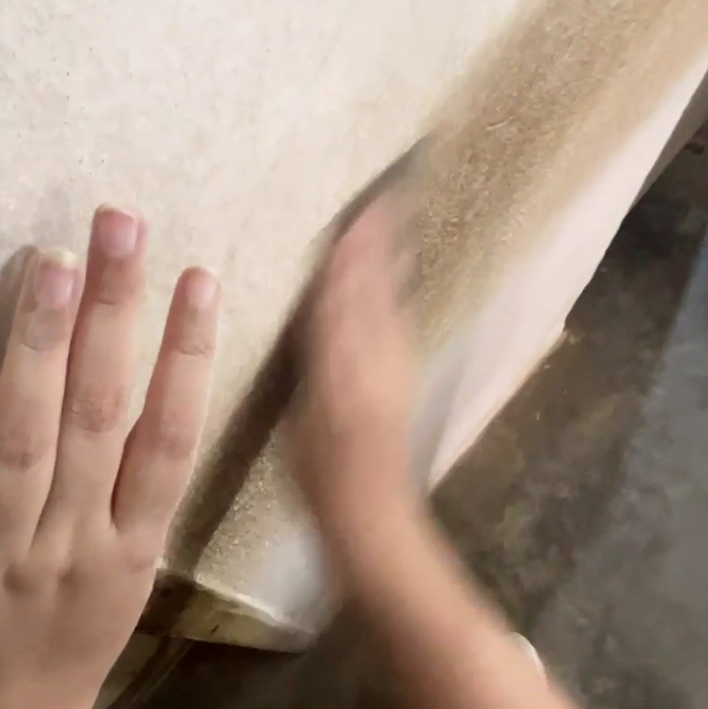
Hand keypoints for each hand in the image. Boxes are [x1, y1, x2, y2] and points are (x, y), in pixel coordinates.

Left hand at [0, 205, 219, 708]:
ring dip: (39, 354)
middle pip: (100, 419)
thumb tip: (156, 369)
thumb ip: (144, 474)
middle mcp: (78, 542)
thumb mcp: (138, 560)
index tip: (197, 275)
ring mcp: (6, 557)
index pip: (170, 436)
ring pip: (25, 448)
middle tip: (117, 226)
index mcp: (137, 540)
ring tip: (53, 266)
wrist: (13, 708)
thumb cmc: (85, 620)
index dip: (188, 355)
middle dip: (113, 317)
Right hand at [291, 198, 418, 536]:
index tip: (357, 209)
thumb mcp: (306, 417)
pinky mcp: (400, 381)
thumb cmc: (323, 474)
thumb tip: (322, 310)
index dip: (352, 251)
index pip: (347, 294)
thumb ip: (320, 361)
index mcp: (348, 364)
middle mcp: (378, 358)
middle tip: (389, 194)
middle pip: (376, 288)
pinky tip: (394, 280)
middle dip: (380, 242)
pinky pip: (397, 321)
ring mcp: (394, 368)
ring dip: (391, 260)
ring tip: (394, 222)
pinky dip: (394, 291)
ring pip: (390, 300)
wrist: (373, 514)